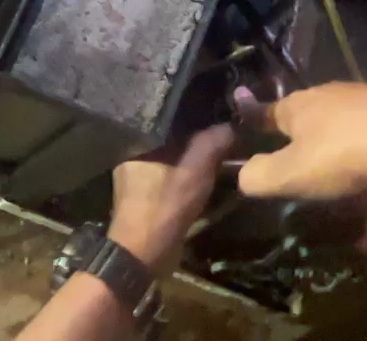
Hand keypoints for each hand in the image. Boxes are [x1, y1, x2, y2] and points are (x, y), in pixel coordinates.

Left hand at [106, 123, 235, 270]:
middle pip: (172, 131)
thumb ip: (214, 143)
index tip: (221, 109)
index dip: (198, 110)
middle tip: (223, 126)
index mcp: (140, 137)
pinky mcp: (142, 188)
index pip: (172, 112)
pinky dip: (184, 167)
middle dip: (196, 131)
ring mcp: (135, 169)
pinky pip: (168, 167)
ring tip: (218, 144)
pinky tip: (203, 168)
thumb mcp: (195, 173)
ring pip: (171, 150)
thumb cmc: (164, 209)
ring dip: (192, 151)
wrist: (138, 257)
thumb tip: (231, 123)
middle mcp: (134, 148)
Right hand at [234, 82, 366, 200]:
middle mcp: (332, 97)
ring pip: (349, 142)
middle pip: (313, 124)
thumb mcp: (290, 173)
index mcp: (301, 105)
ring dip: (348, 177)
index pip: (271, 111)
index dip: (258, 120)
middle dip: (308, 152)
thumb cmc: (338, 154)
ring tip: (353, 218)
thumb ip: (260, 175)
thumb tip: (243, 173)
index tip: (250, 124)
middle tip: (306, 181)